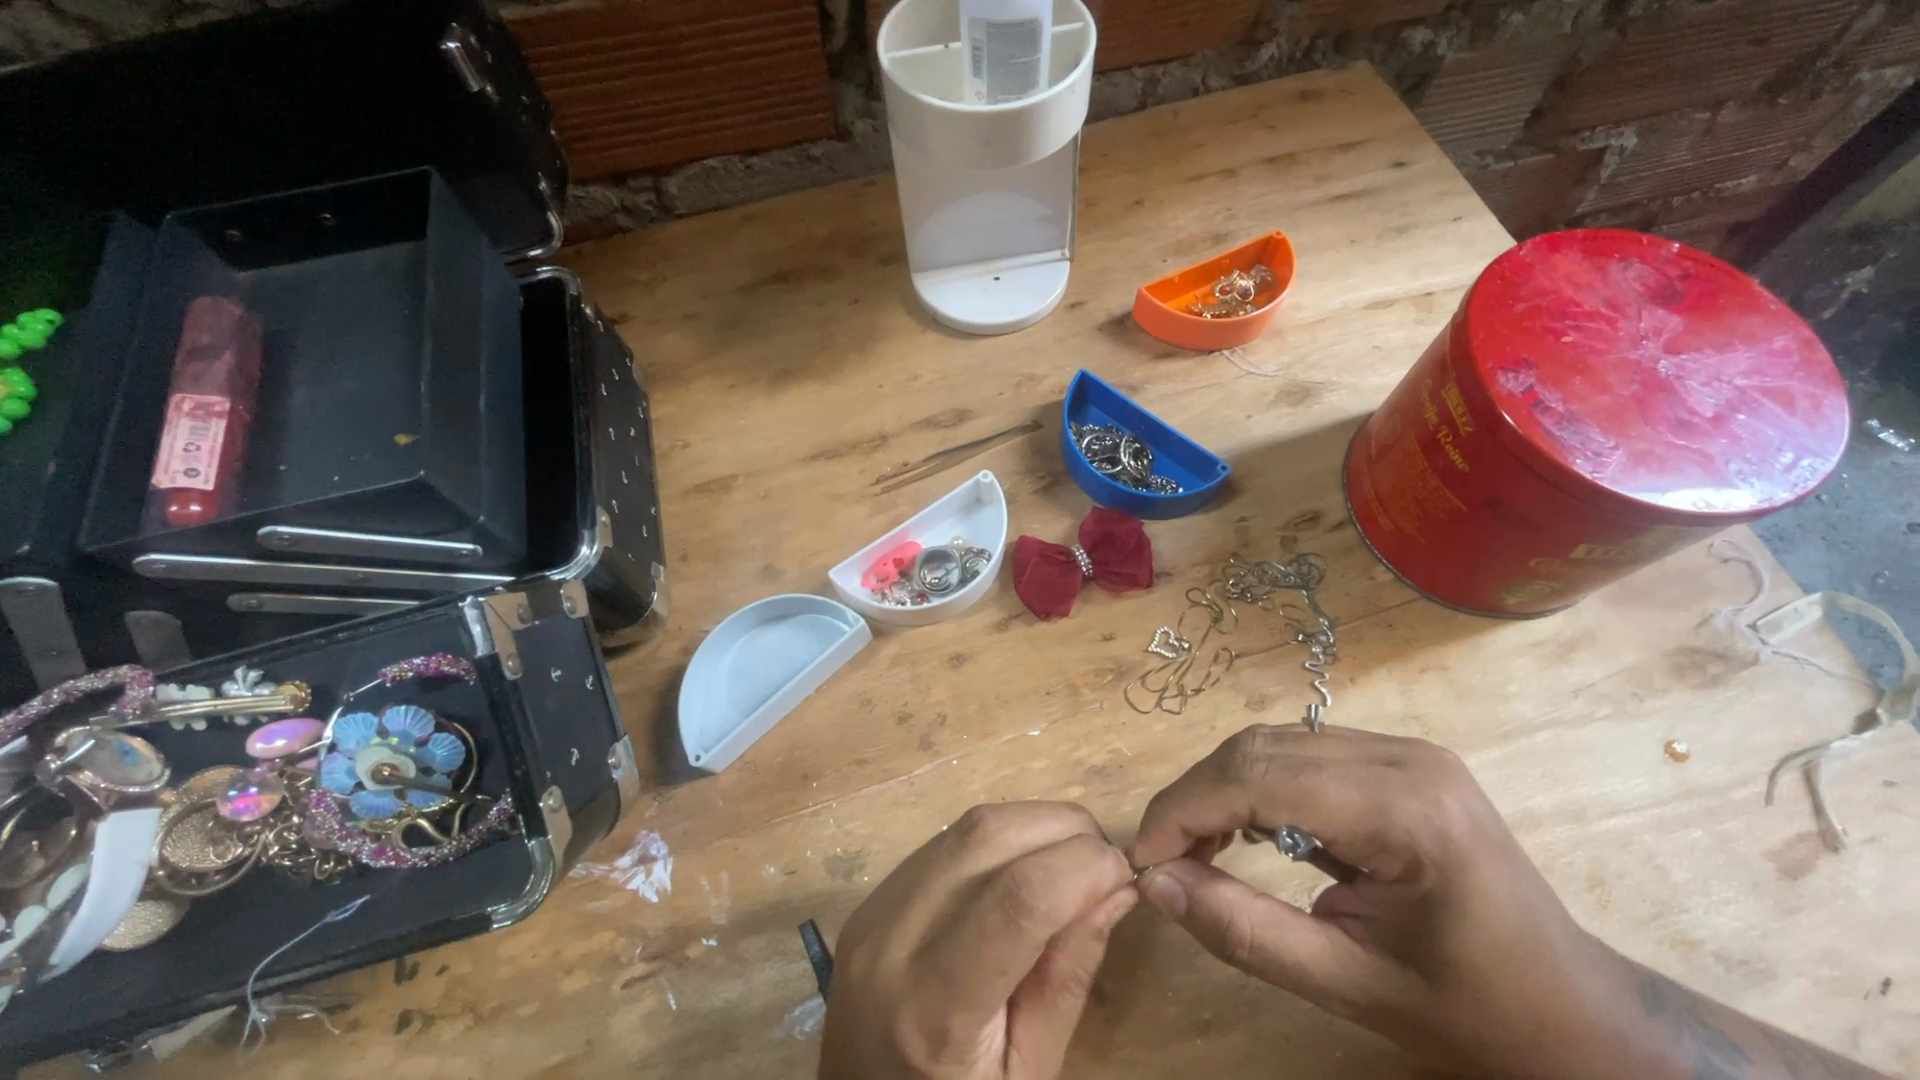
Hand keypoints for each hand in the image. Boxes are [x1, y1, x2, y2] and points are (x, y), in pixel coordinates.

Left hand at [820, 801, 1136, 1079]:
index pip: (1017, 898)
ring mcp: (874, 909)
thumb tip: (1117, 885)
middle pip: (986, 837)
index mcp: (933, 1009)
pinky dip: (1000, 838)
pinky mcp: (874, 895)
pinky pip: (945, 841)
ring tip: (1072, 862)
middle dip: (1064, 829)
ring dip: (1034, 824)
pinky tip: (1025, 866)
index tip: (1124, 875)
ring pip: (965, 826)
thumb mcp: (1029, 1071)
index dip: (1083, 866)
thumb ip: (1068, 976)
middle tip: (1105, 864)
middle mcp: (891, 941)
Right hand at [1129, 724, 1648, 1077]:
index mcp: (1405, 810)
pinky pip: (1302, 755)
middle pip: (1259, 749)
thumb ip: (1243, 931)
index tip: (1142, 862)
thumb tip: (1154, 883)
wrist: (1575, 1011)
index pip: (1257, 778)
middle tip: (1163, 861)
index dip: (1182, 811)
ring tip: (1196, 850)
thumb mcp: (1349, 987)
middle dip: (1193, 799)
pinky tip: (1247, 832)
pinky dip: (1256, 788)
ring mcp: (1406, 752)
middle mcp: (1404, 758)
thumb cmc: (1471, 1012)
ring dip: (1220, 790)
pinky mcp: (1400, 762)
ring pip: (1274, 744)